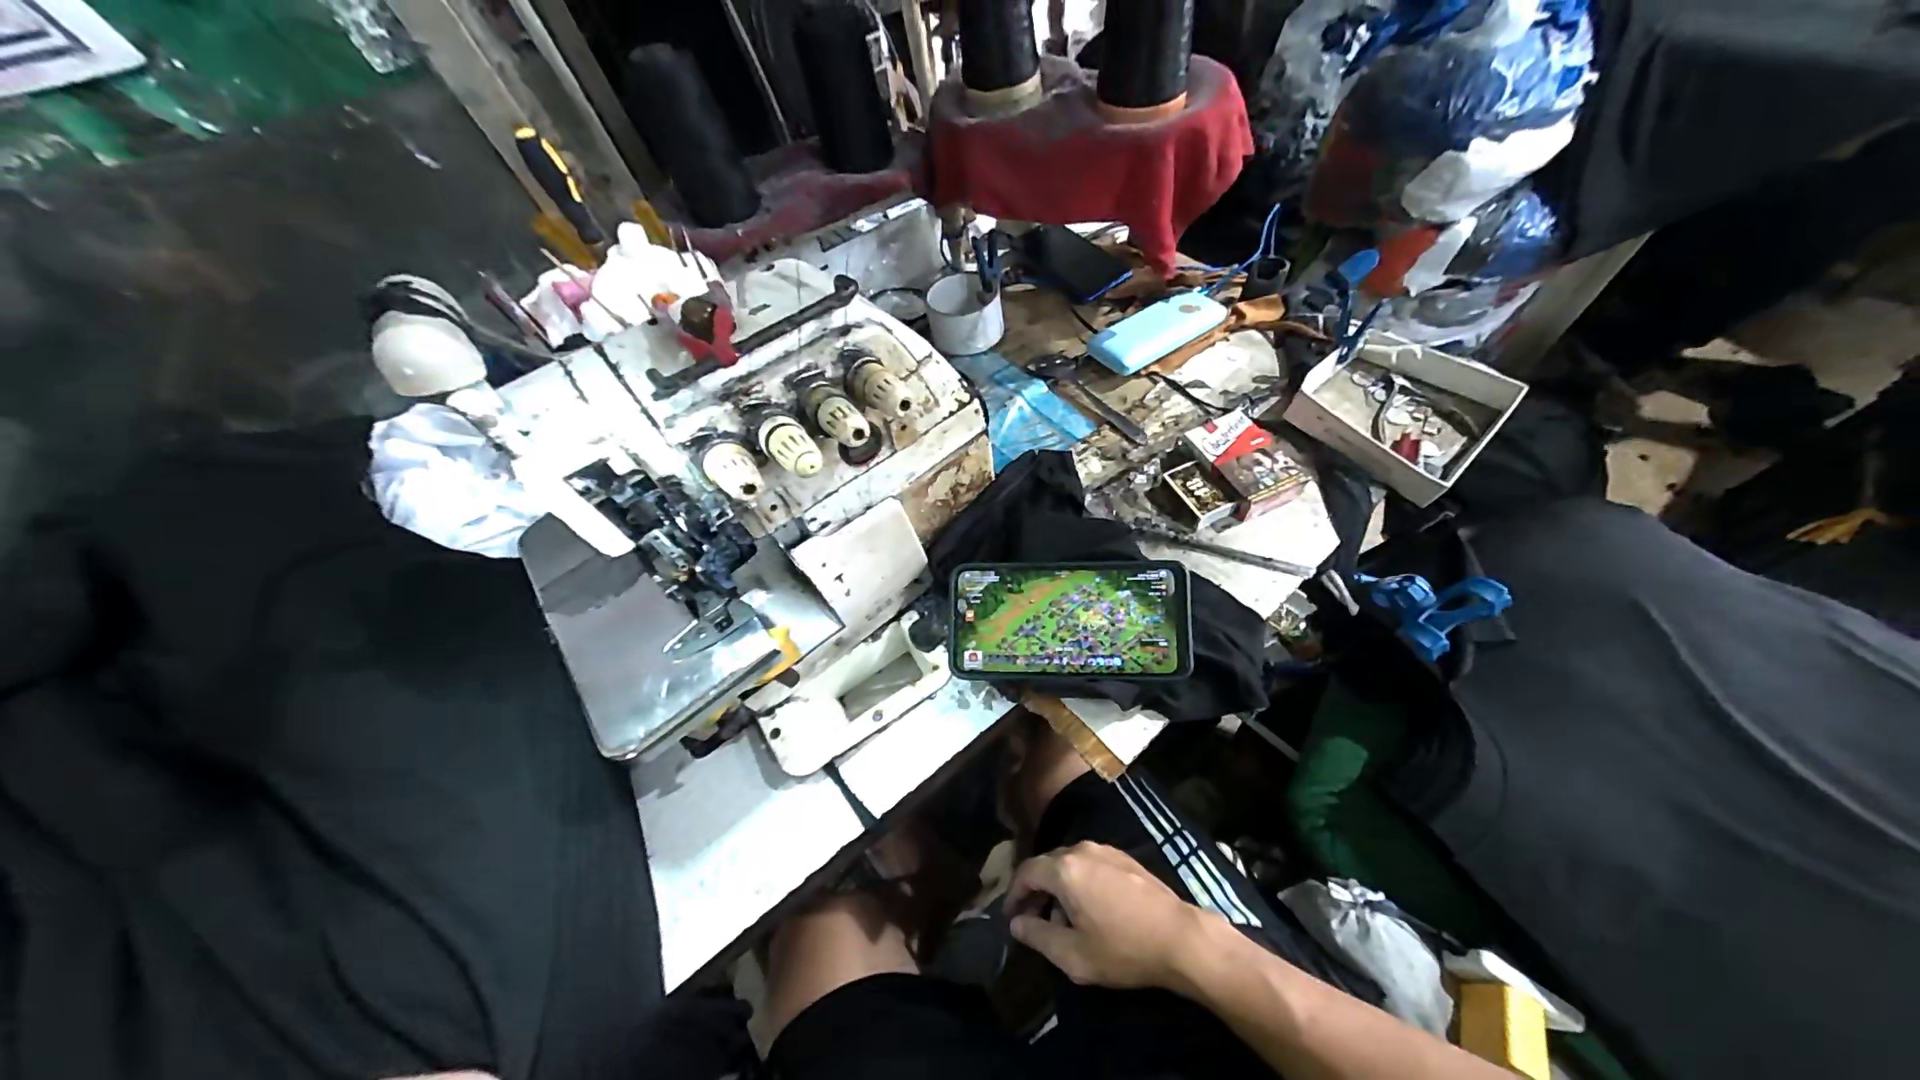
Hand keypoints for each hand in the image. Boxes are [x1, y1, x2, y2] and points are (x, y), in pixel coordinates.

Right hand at [1006, 842, 1216, 989]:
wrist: (1181, 938)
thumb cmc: (1123, 948)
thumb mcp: (1073, 955)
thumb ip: (1038, 936)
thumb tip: (1016, 922)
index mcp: (1064, 869)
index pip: (1026, 872)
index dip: (1013, 895)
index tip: (1010, 918)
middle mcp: (1081, 850)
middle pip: (1046, 864)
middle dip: (1035, 891)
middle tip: (1032, 920)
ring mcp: (1106, 850)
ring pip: (1069, 864)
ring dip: (1058, 888)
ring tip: (1063, 921)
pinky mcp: (1124, 858)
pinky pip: (1089, 864)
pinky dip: (1079, 882)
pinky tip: (1090, 909)